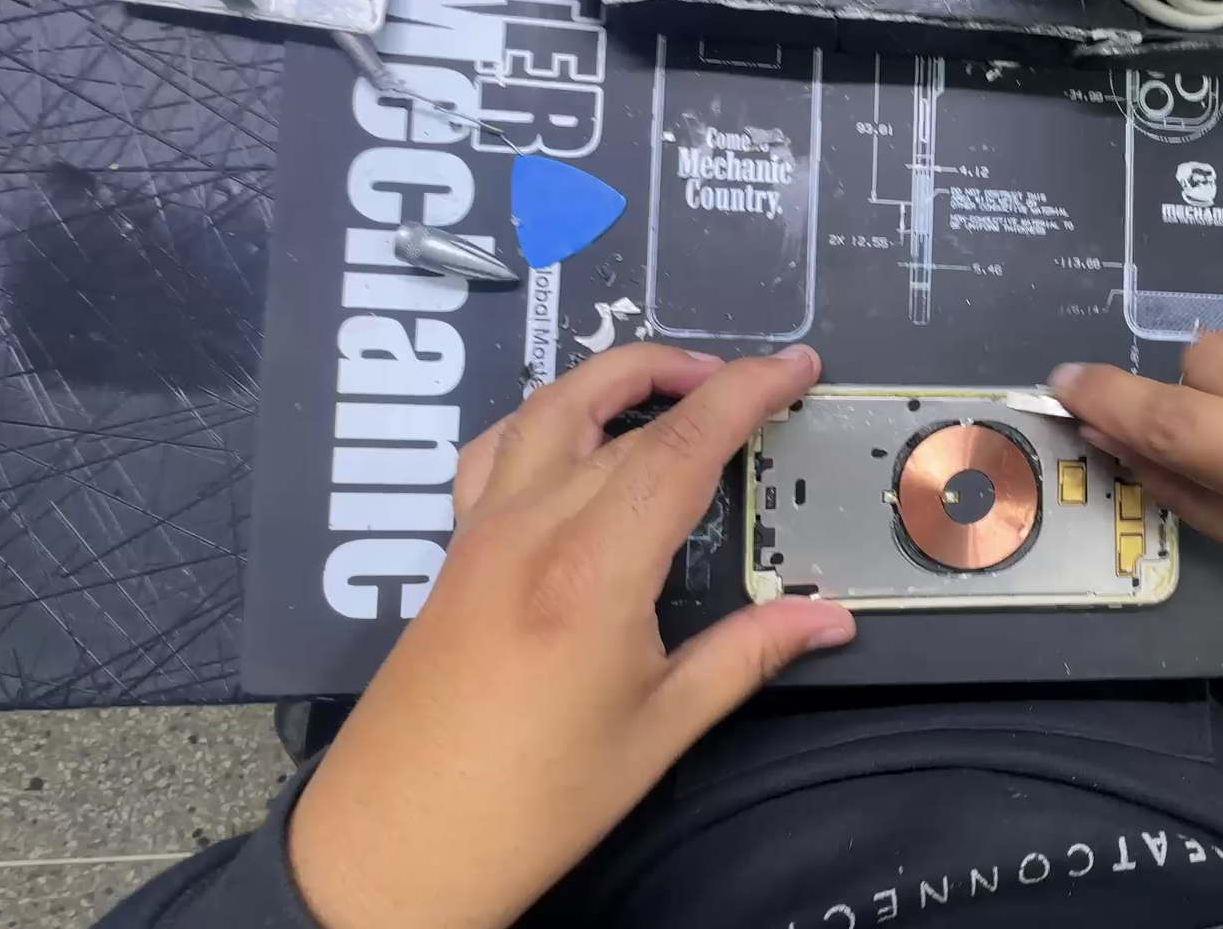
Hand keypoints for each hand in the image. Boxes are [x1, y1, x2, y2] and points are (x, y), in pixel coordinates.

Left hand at [287, 344, 854, 928]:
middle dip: (706, 378)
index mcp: (594, 570)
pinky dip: (554, 413)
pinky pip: (500, 446)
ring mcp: (484, 527)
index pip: (683, 447)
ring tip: (682, 383)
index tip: (797, 366)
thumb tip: (833, 618)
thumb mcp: (661, 729)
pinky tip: (584, 434)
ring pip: (552, 406)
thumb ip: (751, 654)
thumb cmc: (536, 799)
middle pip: (627, 413)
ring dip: (623, 376)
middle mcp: (533, 526)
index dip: (748, 394)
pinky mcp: (457, 544)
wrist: (389, 854)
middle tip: (763, 382)